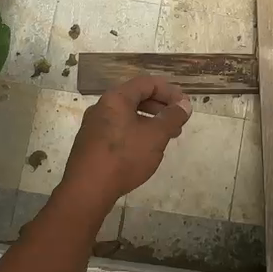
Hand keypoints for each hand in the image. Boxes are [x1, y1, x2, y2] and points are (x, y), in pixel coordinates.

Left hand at [57, 76, 191, 206]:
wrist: (87, 189)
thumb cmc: (124, 156)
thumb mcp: (156, 135)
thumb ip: (172, 117)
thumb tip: (184, 105)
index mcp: (116, 98)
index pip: (147, 83)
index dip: (170, 91)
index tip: (184, 105)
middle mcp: (102, 107)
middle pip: (136, 97)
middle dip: (161, 107)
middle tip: (178, 121)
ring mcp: (94, 126)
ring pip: (128, 115)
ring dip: (150, 122)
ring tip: (165, 138)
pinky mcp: (92, 144)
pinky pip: (118, 129)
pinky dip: (136, 133)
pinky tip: (144, 150)